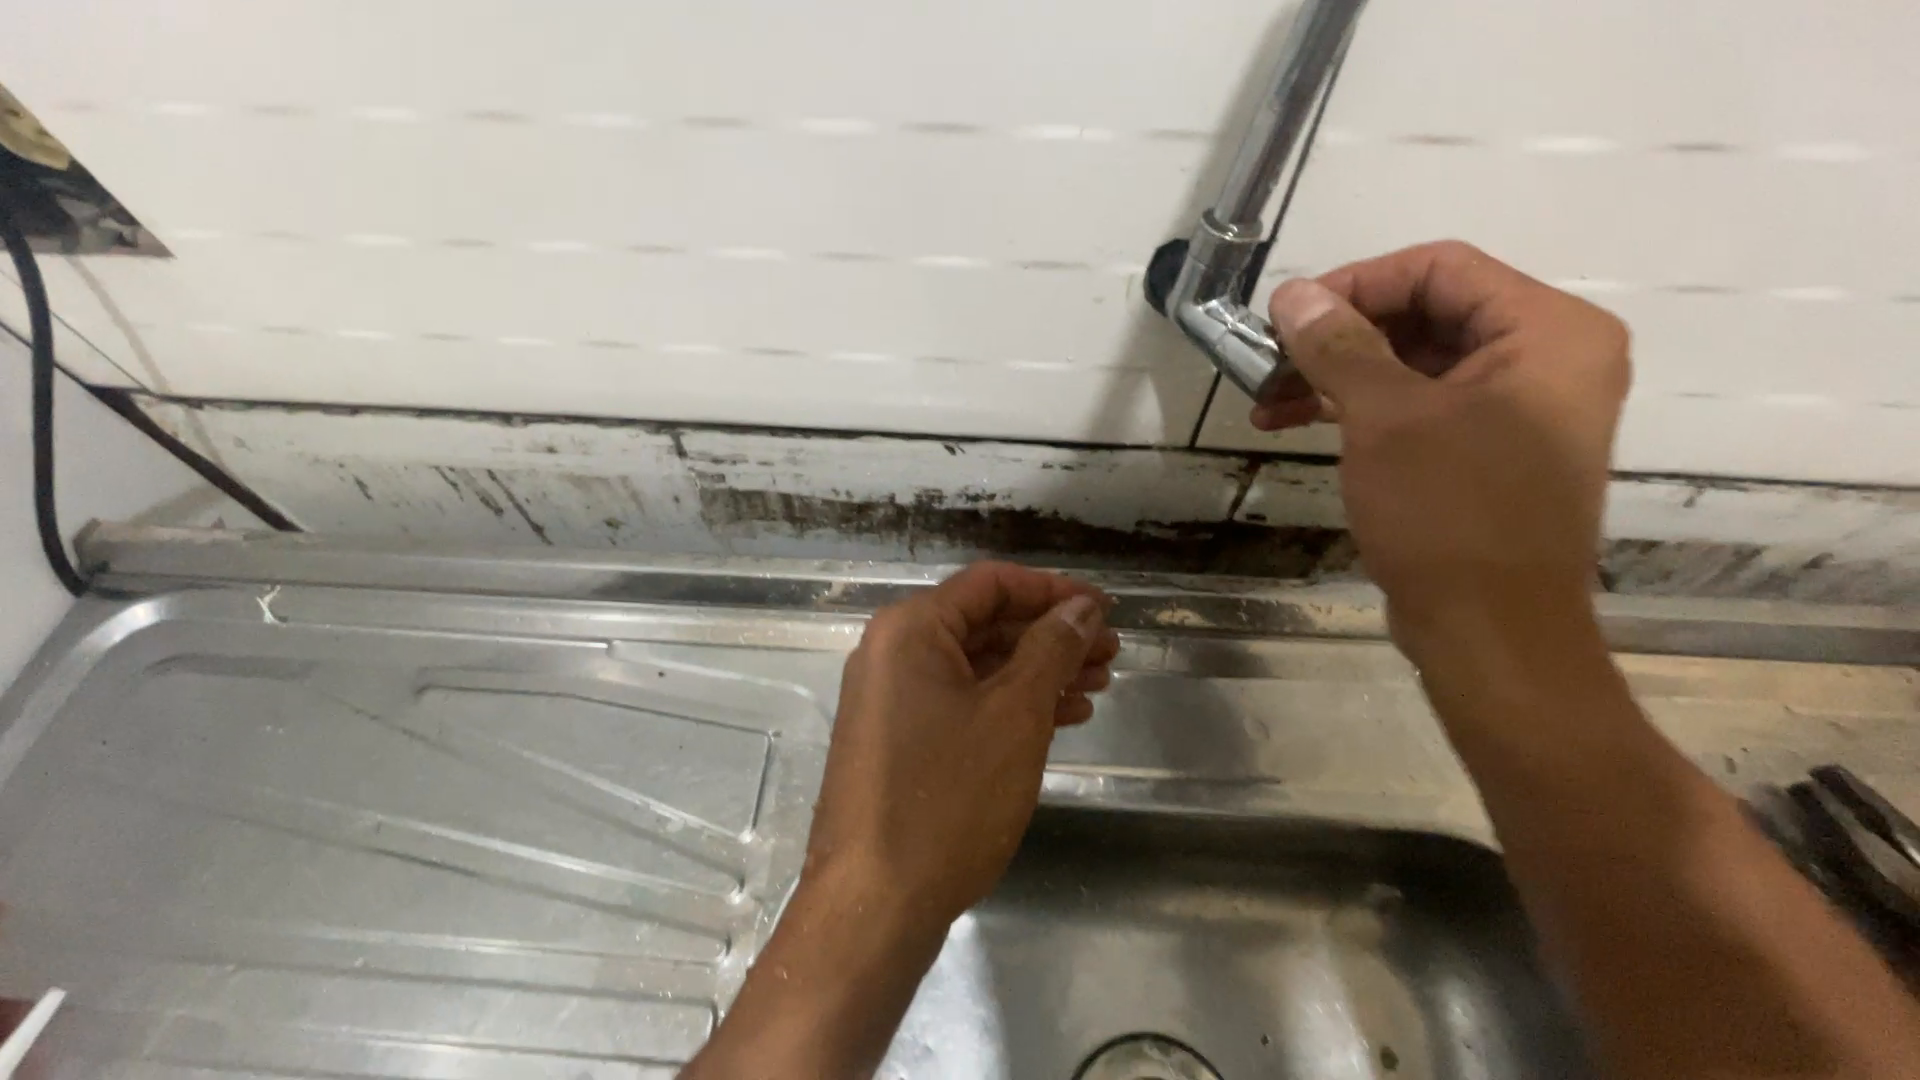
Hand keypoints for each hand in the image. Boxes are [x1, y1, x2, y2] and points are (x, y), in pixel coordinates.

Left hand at [804, 562, 1118, 926]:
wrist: (874, 904)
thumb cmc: (949, 799)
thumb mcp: (1014, 715)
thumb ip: (1051, 649)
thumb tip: (1082, 606)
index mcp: (910, 630)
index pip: (990, 584)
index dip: (1053, 590)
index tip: (1105, 608)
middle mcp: (892, 653)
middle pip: (985, 624)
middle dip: (1051, 634)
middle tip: (1111, 651)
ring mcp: (892, 700)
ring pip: (978, 666)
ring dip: (1038, 671)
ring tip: (1098, 684)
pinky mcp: (899, 740)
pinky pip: (962, 703)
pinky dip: (1011, 706)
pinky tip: (1062, 717)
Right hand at [1250, 241, 1629, 653]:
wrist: (1490, 632)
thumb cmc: (1451, 513)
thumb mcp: (1387, 419)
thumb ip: (1339, 346)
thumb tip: (1294, 294)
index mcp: (1548, 332)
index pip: (1440, 269)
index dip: (1356, 282)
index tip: (1286, 314)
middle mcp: (1545, 359)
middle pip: (1425, 314)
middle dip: (1338, 336)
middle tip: (1270, 357)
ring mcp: (1516, 409)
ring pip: (1413, 364)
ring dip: (1336, 376)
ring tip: (1265, 397)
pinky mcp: (1486, 451)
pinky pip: (1418, 408)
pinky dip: (1358, 411)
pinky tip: (1295, 422)